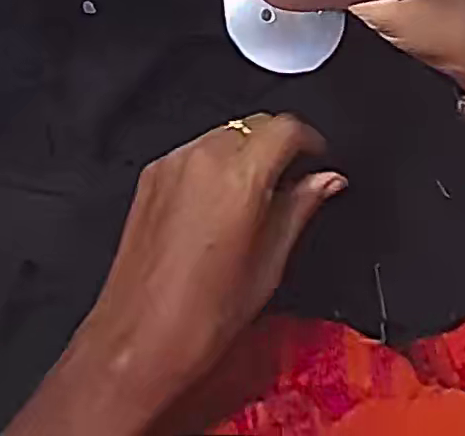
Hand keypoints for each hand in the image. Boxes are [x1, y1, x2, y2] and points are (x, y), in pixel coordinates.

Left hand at [10, 114, 346, 435]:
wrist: (138, 338)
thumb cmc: (202, 316)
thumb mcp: (269, 264)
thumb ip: (300, 207)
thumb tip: (326, 181)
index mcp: (239, 178)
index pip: (285, 127)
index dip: (309, 138)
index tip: (317, 154)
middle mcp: (204, 158)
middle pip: (254, 125)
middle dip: (277, 144)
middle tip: (291, 178)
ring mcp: (174, 162)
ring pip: (224, 133)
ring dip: (245, 151)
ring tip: (253, 196)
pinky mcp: (153, 172)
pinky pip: (195, 150)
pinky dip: (214, 163)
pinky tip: (218, 202)